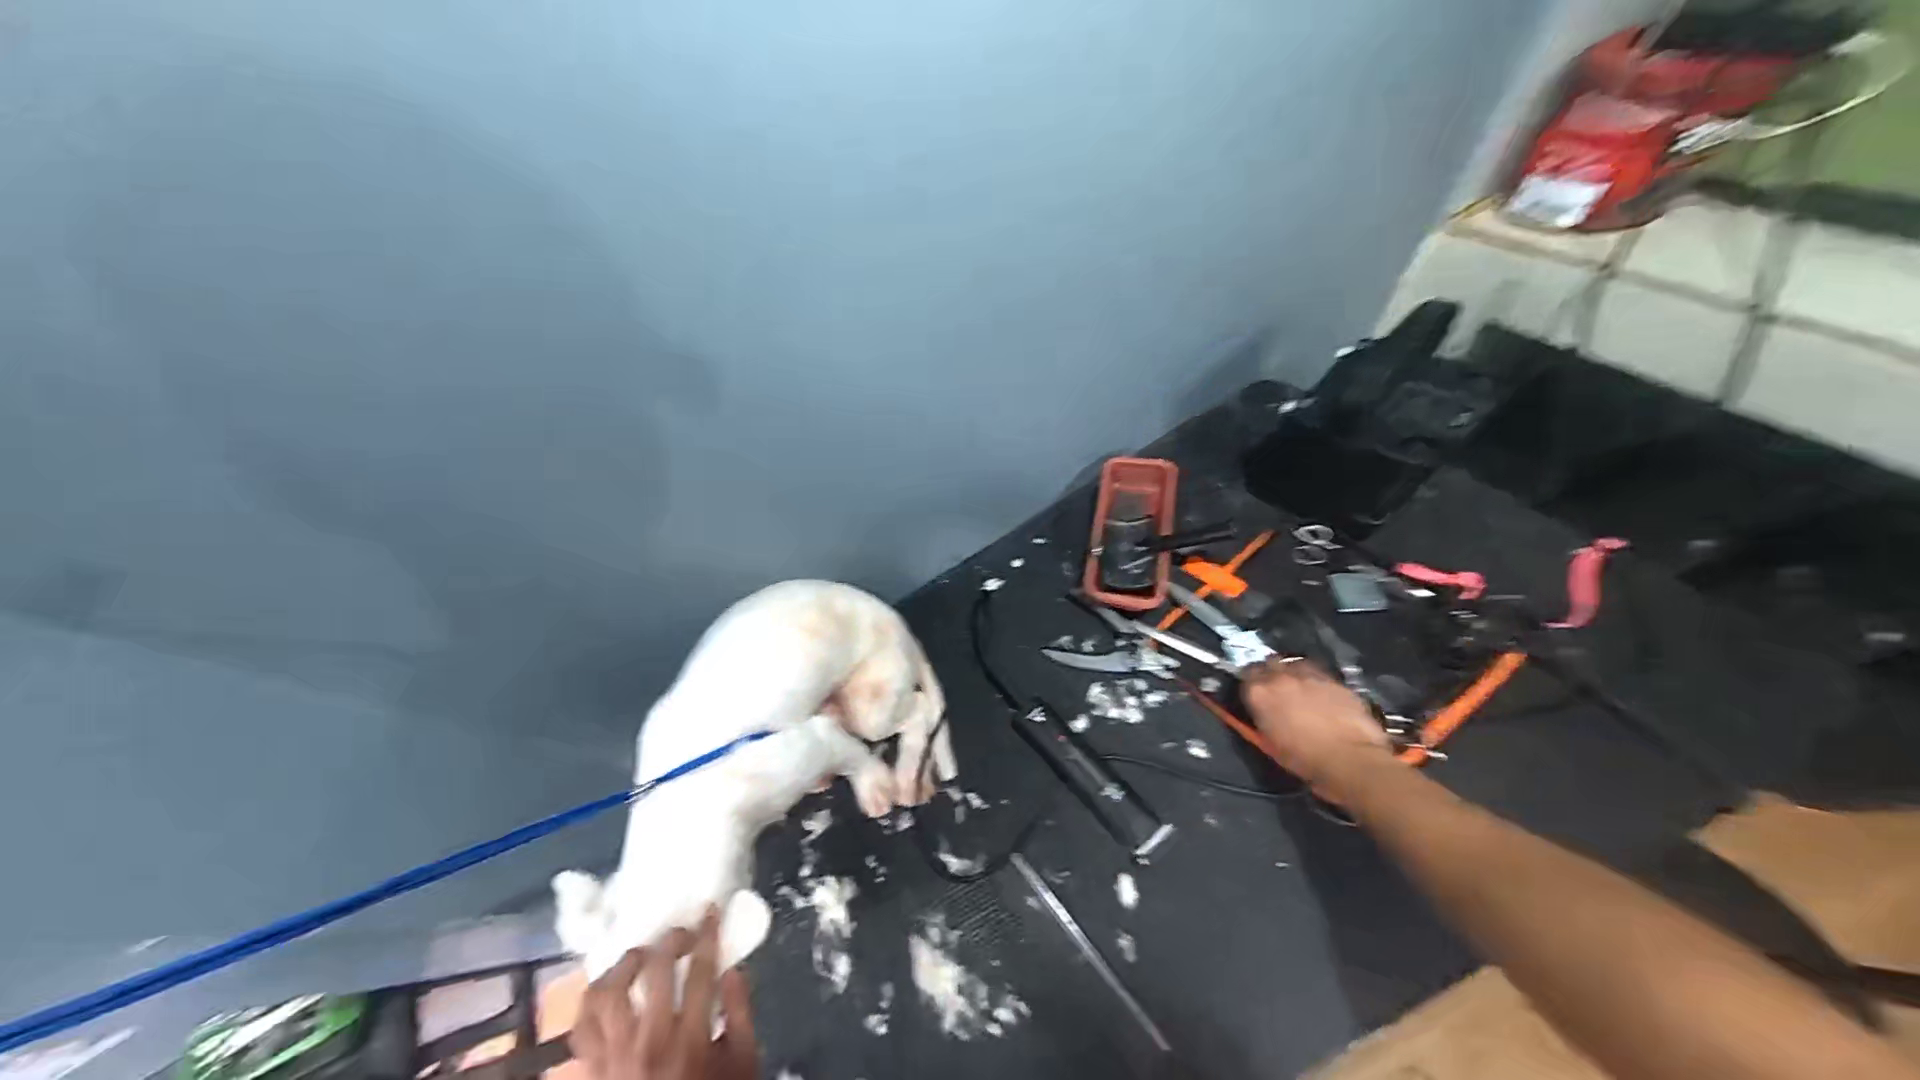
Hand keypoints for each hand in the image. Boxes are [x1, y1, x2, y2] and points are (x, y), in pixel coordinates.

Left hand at [570, 909, 758, 1079]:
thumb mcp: (744, 1062)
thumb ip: (739, 1012)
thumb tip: (732, 967)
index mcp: (691, 1041)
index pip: (700, 970)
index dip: (707, 934)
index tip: (711, 910)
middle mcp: (648, 1043)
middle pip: (653, 972)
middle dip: (670, 940)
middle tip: (682, 933)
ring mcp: (613, 1058)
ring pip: (606, 994)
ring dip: (624, 965)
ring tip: (642, 956)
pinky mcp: (591, 1072)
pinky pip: (580, 1027)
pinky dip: (593, 1001)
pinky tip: (610, 989)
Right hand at [1240, 659, 1391, 798]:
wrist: (1349, 758)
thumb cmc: (1304, 758)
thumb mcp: (1269, 743)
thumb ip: (1259, 721)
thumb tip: (1257, 715)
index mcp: (1259, 693)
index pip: (1246, 676)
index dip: (1251, 684)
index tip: (1256, 694)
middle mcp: (1280, 677)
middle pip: (1269, 663)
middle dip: (1270, 673)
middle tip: (1276, 689)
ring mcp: (1309, 675)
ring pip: (1294, 663)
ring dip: (1292, 673)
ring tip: (1299, 687)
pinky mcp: (1334, 679)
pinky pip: (1318, 673)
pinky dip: (1315, 680)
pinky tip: (1321, 694)